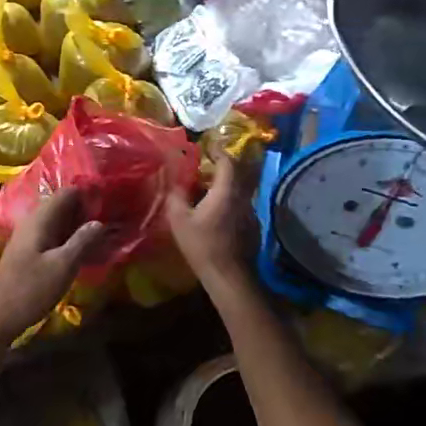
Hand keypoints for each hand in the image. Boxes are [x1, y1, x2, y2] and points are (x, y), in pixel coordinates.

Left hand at [0, 189, 105, 346]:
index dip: (88, 194)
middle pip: (63, 205)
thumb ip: (82, 241)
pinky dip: (68, 237)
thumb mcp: (63, 266)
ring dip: (77, 224)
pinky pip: (52, 234)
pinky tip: (82, 250)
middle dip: (85, 209)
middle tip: (110, 220)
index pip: (67, 192)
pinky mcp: (28, 251)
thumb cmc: (31, 290)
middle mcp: (32, 221)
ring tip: (102, 234)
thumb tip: (99, 222)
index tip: (109, 204)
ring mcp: (28, 236)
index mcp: (40, 219)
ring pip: (58, 221)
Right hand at [165, 153, 253, 290]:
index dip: (218, 151)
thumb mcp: (180, 220)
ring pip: (240, 192)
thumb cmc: (203, 245)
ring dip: (225, 187)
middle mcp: (244, 198)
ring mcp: (251, 214)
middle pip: (237, 175)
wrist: (230, 277)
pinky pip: (241, 207)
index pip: (228, 161)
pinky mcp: (253, 228)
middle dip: (222, 168)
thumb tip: (172, 178)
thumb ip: (176, 195)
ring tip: (207, 191)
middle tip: (205, 167)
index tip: (207, 147)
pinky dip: (230, 203)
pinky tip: (217, 214)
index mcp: (227, 191)